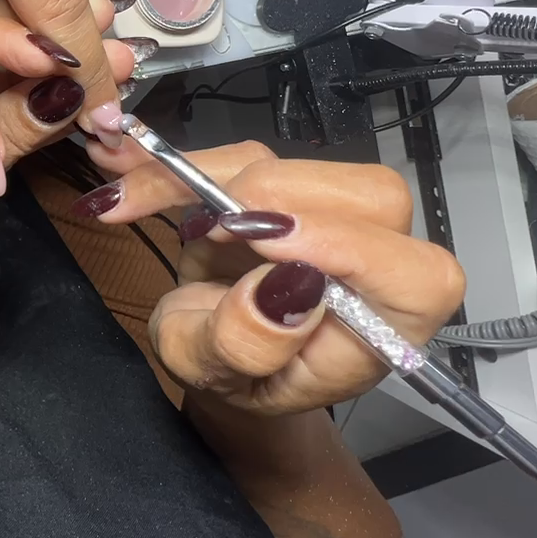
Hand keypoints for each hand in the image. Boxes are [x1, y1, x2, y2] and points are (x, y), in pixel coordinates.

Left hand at [0, 0, 134, 322]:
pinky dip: (56, 101)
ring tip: (120, 56)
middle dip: (43, 40)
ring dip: (61, 67)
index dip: (7, 37)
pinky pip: (18, 107)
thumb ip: (5, 133)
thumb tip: (70, 88)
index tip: (59, 53)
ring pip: (9, 73)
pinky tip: (101, 88)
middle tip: (106, 28)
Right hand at [75, 140, 465, 414]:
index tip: (258, 238)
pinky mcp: (275, 189)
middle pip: (369, 196)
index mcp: (382, 327)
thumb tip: (279, 287)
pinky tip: (123, 181)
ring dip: (199, 173)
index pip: (413, 276)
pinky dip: (172, 165)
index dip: (345, 246)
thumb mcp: (220, 378)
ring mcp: (323, 216)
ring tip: (127, 202)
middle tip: (203, 225)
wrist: (216, 351)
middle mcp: (370, 262)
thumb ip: (246, 345)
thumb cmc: (231, 379)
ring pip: (290, 163)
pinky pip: (231, 158)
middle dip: (277, 195)